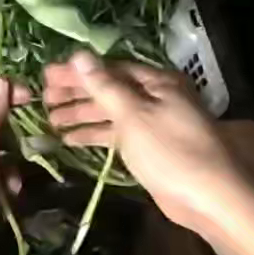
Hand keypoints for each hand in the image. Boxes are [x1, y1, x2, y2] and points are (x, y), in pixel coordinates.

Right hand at [42, 52, 253, 236]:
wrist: (210, 200)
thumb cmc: (171, 151)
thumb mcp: (133, 115)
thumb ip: (103, 86)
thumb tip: (79, 54)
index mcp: (157, 82)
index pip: (109, 69)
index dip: (77, 72)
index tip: (46, 76)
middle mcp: (156, 97)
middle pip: (108, 89)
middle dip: (76, 93)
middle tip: (43, 97)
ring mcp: (153, 123)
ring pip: (110, 112)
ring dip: (81, 115)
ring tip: (50, 119)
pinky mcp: (149, 148)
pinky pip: (116, 134)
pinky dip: (94, 134)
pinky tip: (69, 139)